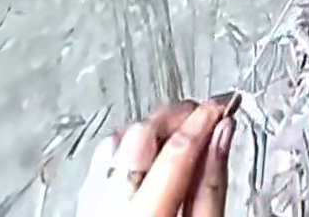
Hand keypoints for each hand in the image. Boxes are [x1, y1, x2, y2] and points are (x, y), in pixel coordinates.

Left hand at [78, 100, 231, 216]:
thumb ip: (212, 186)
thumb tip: (223, 131)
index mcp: (144, 216)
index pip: (177, 148)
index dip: (207, 117)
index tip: (225, 103)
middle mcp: (108, 207)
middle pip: (142, 133)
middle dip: (178, 117)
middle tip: (206, 118)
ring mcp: (90, 206)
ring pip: (116, 141)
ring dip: (151, 131)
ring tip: (180, 138)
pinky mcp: (83, 208)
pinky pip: (101, 163)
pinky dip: (127, 151)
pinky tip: (149, 158)